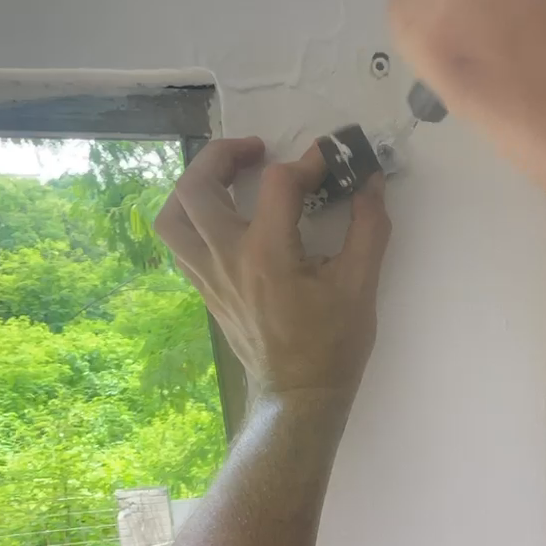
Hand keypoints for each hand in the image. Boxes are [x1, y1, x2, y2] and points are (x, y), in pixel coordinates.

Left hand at [156, 137, 391, 400]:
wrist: (301, 394)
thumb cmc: (334, 344)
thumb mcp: (361, 286)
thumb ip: (368, 228)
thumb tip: (370, 182)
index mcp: (267, 254)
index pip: (278, 184)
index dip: (308, 162)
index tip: (331, 160)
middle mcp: (226, 258)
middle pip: (197, 186)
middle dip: (224, 155)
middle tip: (258, 151)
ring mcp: (209, 276)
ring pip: (175, 215)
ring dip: (194, 185)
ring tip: (225, 179)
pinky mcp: (207, 291)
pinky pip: (180, 244)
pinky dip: (193, 219)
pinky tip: (222, 220)